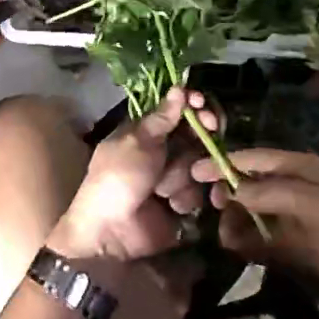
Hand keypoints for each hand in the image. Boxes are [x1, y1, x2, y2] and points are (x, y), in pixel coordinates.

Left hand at [46, 88, 214, 262]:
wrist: (112, 232)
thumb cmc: (119, 177)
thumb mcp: (138, 142)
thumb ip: (163, 117)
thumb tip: (179, 86)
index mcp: (145, 131)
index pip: (176, 111)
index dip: (193, 106)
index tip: (202, 104)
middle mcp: (161, 150)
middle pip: (195, 136)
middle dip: (199, 139)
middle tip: (207, 135)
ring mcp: (171, 176)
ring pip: (197, 164)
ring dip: (183, 176)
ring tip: (162, 191)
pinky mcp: (180, 202)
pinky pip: (197, 192)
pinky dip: (185, 198)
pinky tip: (172, 207)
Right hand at [193, 148, 318, 318]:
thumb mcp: (313, 206)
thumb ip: (270, 194)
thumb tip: (230, 189)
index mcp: (300, 168)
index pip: (253, 158)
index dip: (223, 163)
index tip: (192, 173)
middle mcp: (295, 189)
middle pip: (250, 185)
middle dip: (227, 195)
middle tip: (208, 212)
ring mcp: (297, 219)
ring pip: (254, 214)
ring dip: (236, 223)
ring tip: (225, 238)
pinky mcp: (300, 247)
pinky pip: (266, 240)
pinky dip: (250, 244)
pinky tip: (237, 251)